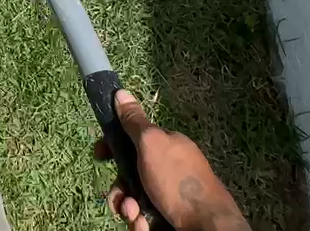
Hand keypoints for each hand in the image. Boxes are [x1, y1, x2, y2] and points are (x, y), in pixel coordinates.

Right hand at [93, 90, 248, 230]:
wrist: (210, 227)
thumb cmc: (178, 180)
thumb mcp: (151, 143)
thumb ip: (134, 121)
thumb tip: (120, 92)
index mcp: (167, 146)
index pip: (133, 139)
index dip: (113, 146)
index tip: (99, 155)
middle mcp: (168, 170)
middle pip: (131, 173)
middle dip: (120, 186)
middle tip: (121, 198)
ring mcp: (171, 197)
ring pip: (135, 198)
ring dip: (127, 207)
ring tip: (134, 216)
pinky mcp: (171, 219)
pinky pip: (147, 219)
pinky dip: (141, 223)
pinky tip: (145, 226)